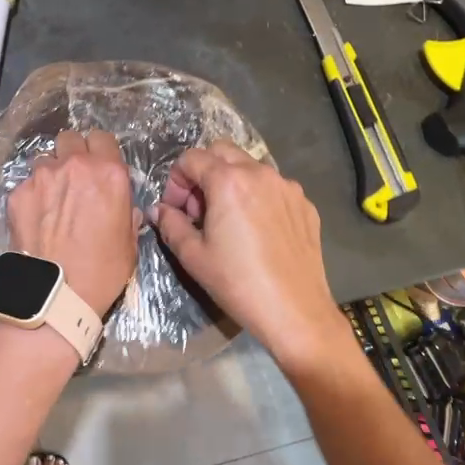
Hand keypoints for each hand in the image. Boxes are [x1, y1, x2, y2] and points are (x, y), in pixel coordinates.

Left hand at [6, 130, 139, 316]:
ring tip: (52, 200)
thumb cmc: (102, 271)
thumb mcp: (130, 241)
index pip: (102, 138)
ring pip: (45, 159)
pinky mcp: (18, 193)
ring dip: (50, 173)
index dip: (101, 151)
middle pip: (70, 138)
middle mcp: (74, 165)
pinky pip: (26, 183)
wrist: (57, 295)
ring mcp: (42, 177)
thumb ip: (126, 211)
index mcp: (108, 173)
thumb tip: (122, 205)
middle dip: (72, 153)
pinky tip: (35, 218)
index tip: (98, 165)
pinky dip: (32, 195)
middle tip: (74, 178)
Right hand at [151, 140, 344, 369]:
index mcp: (228, 181)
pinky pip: (273, 188)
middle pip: (221, 152)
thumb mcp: (193, 256)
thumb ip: (170, 224)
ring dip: (231, 182)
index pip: (191, 158)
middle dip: (203, 172)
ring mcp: (287, 187)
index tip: (175, 209)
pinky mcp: (305, 205)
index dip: (175, 180)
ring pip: (249, 167)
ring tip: (228, 220)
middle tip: (198, 209)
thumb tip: (159, 210)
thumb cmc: (238, 283)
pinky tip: (257, 232)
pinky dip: (257, 197)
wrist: (295, 312)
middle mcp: (260, 173)